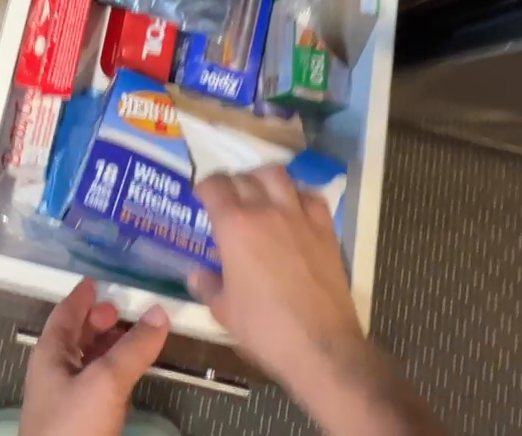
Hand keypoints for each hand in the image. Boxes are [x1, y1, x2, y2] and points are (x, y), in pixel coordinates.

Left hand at [20, 278, 169, 435]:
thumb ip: (133, 347)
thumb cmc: (74, 428)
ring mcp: (65, 402)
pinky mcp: (81, 427)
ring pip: (87, 363)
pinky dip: (113, 373)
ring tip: (134, 336)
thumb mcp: (106, 381)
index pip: (64, 313)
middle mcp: (54, 373)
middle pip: (75, 337)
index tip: (97, 280)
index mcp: (50, 354)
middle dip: (98, 321)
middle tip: (123, 307)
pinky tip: (130, 376)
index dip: (81, 296)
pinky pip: (96, 387)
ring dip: (108, 347)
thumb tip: (159, 312)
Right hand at [193, 166, 440, 435]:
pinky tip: (294, 209)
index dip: (204, 187)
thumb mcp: (224, 312)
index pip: (214, 185)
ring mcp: (298, 216)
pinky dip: (298, 195)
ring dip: (262, 178)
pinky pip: (310, 196)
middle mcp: (264, 210)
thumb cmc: (265, 329)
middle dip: (230, 184)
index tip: (202, 197)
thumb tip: (197, 274)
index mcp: (234, 226)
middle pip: (243, 177)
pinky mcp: (324, 229)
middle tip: (227, 200)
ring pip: (277, 175)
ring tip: (259, 192)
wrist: (321, 346)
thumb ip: (207, 286)